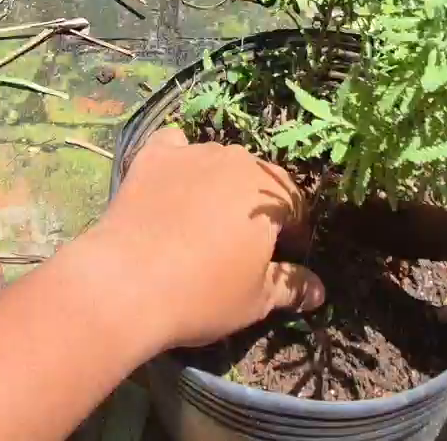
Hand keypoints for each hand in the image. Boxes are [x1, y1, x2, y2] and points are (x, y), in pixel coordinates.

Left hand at [80, 128, 324, 350]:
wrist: (127, 281)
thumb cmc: (204, 293)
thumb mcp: (257, 299)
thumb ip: (291, 286)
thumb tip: (319, 289)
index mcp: (270, 191)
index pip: (296, 205)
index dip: (294, 234)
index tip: (282, 261)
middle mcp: (237, 159)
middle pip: (257, 179)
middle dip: (257, 208)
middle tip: (242, 245)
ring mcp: (194, 152)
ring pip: (218, 162)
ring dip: (219, 184)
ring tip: (202, 221)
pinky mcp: (155, 154)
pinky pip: (175, 145)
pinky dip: (178, 158)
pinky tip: (171, 182)